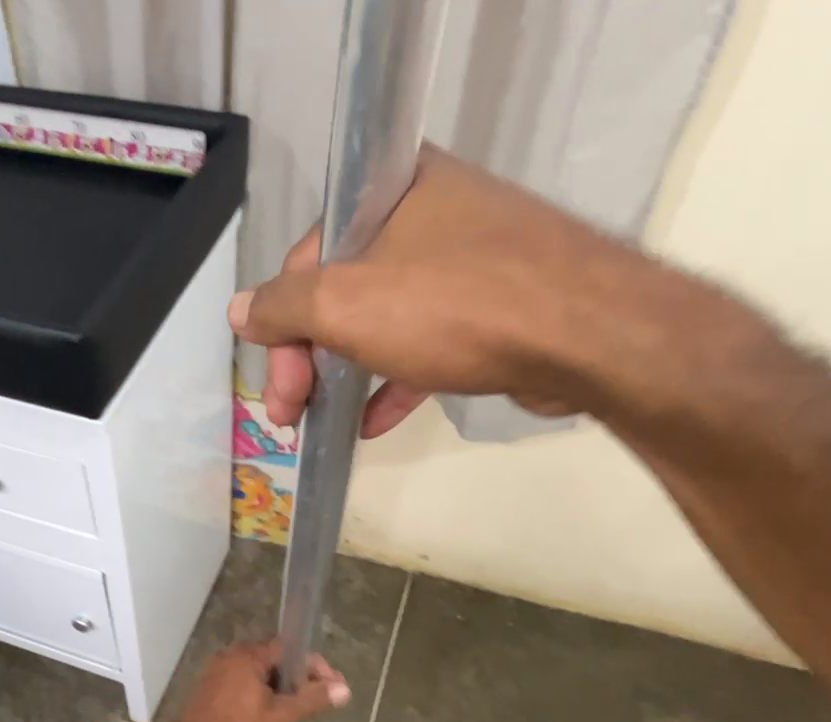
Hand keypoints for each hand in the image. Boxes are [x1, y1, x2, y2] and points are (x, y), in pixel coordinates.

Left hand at [171, 642, 348, 721]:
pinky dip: (259, 696)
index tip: (332, 686)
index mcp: (247, 655)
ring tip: (297, 711)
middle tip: (317, 699)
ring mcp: (214, 675)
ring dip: (278, 689)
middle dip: (298, 678)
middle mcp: (228, 657)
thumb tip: (344, 688)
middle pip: (272, 660)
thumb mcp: (282, 717)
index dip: (314, 666)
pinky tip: (269, 716)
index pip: (289, 648)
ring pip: (256, 674)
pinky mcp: (207, 694)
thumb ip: (312, 699)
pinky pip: (241, 686)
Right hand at [229, 144, 736, 436]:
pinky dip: (396, 380)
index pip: (308, 259)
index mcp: (391, 188)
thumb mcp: (346, 303)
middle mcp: (431, 210)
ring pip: (385, 319)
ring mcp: (470, 257)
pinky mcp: (500, 302)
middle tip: (291, 415)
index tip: (278, 386)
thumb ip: (282, 306)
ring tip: (321, 424)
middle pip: (344, 291)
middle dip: (310, 360)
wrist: (590, 335)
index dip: (283, 327)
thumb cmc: (455, 306)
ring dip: (346, 375)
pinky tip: (374, 423)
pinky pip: (428, 339)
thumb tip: (240, 311)